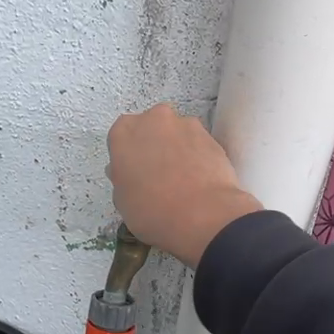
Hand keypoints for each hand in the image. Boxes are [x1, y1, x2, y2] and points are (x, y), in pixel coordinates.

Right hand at [106, 104, 262, 266]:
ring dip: (178, 150)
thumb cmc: (151, 210)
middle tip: (158, 175)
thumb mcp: (122, 200)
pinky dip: (198, 158)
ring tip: (184, 180)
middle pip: (151, 128)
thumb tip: (130, 173)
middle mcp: (154, 118)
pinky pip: (199, 145)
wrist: (201, 215)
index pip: (121, 137)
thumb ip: (122, 178)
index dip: (128, 157)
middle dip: (154, 146)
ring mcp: (186, 124)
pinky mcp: (212, 137)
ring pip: (178, 135)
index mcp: (124, 131)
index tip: (134, 174)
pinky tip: (200, 181)